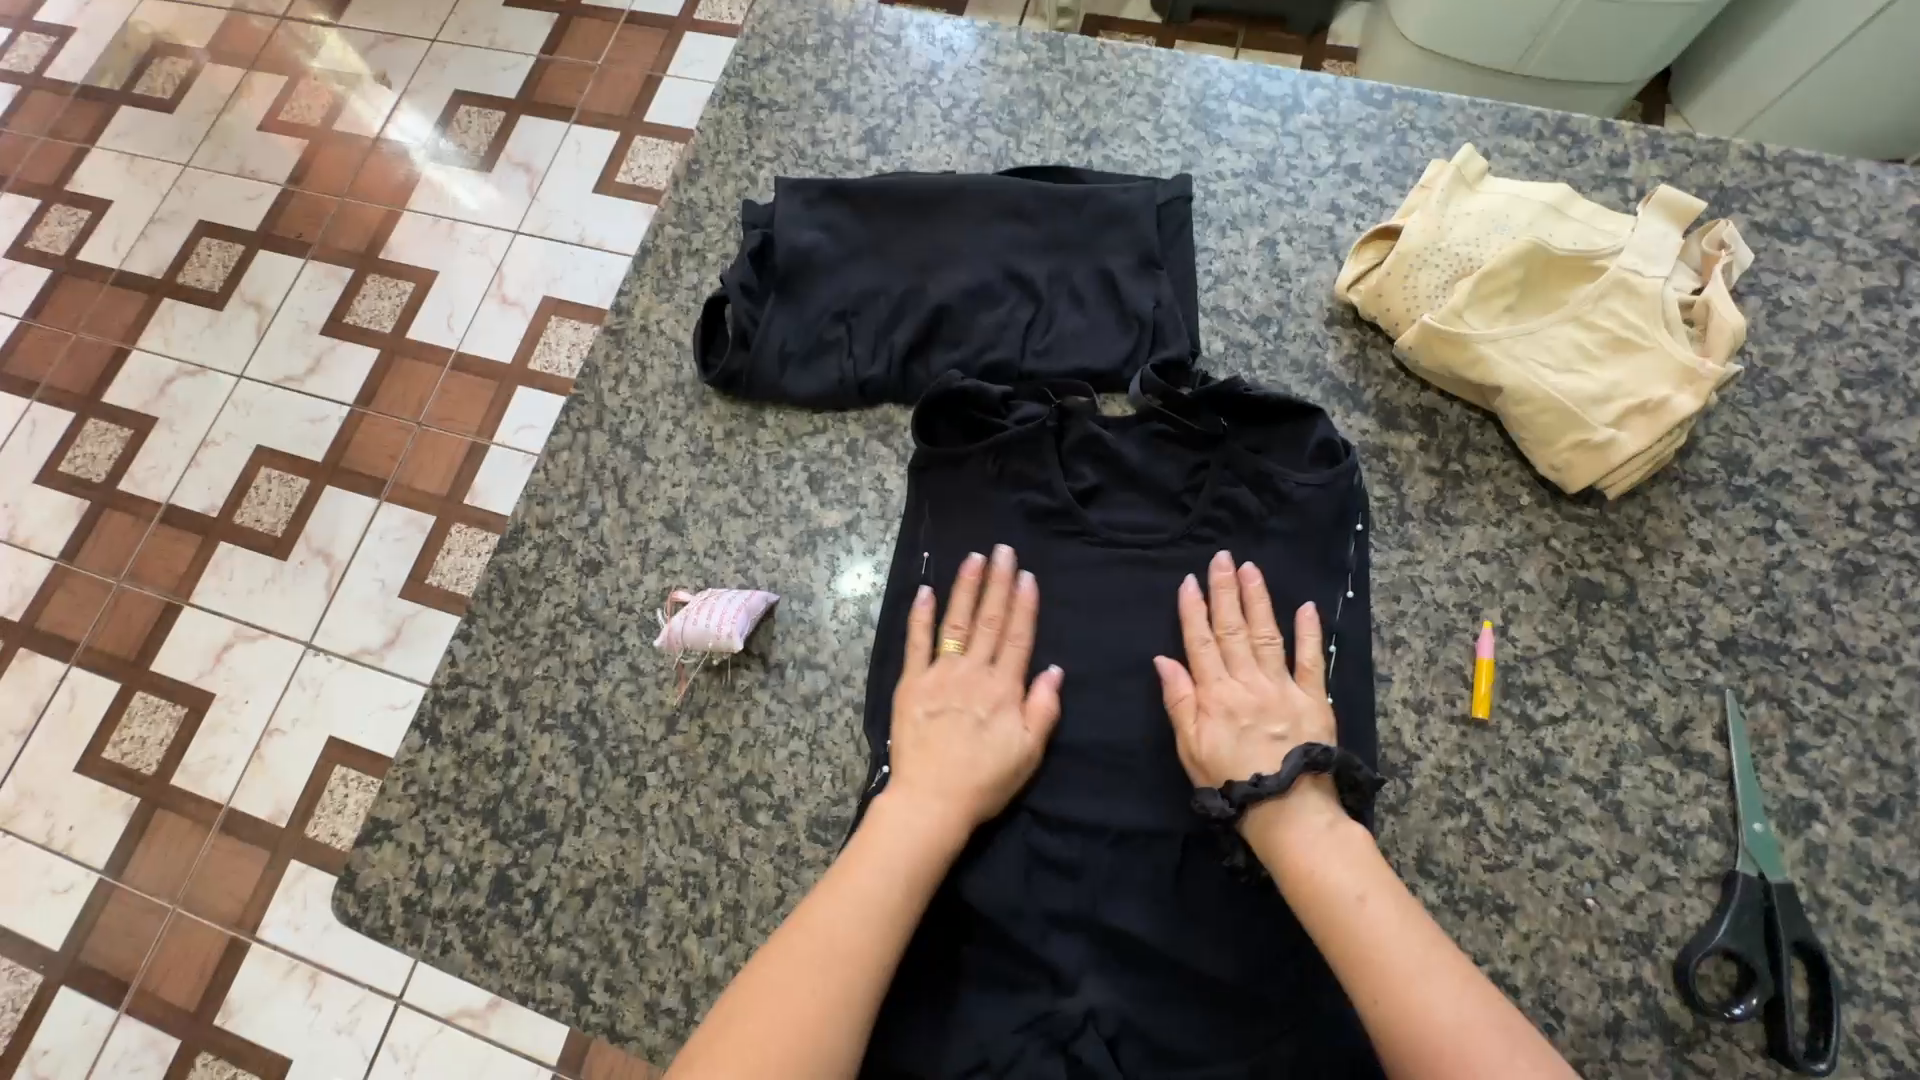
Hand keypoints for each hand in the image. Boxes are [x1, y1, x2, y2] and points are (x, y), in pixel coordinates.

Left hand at [884, 545, 1063, 836]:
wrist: (932, 800)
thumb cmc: (985, 780)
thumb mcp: (1029, 753)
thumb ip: (1043, 709)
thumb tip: (1054, 670)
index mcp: (1004, 688)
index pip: (1018, 636)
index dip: (1024, 604)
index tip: (1027, 575)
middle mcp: (973, 673)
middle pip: (990, 620)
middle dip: (998, 583)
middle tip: (1003, 550)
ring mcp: (939, 674)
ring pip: (956, 623)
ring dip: (966, 588)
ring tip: (974, 558)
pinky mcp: (911, 684)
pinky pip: (916, 643)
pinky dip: (920, 616)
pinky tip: (925, 591)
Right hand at [1154, 550, 1342, 829]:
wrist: (1288, 812)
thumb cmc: (1230, 782)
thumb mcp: (1190, 748)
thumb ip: (1178, 701)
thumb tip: (1163, 659)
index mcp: (1215, 695)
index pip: (1200, 643)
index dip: (1193, 610)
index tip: (1189, 581)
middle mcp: (1248, 683)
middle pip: (1232, 629)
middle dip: (1225, 591)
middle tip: (1222, 558)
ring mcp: (1283, 688)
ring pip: (1266, 635)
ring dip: (1258, 600)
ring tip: (1251, 569)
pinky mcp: (1313, 699)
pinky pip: (1310, 660)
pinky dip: (1308, 632)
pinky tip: (1305, 607)